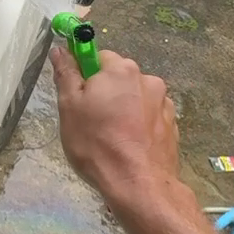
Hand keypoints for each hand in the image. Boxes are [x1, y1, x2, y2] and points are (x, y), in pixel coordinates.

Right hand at [49, 45, 201, 233]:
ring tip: (109, 136)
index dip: (84, 74)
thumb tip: (62, 49)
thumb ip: (66, 73)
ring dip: (122, 108)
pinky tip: (127, 144)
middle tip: (88, 119)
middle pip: (118, 77)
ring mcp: (164, 103)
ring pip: (134, 97)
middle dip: (104, 92)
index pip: (98, 56)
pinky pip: (148, 116)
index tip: (76, 94)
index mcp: (121, 69)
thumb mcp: (69, 107)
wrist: (138, 184)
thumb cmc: (96, 143)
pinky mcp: (172, 125)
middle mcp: (147, 79)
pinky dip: (137, 124)